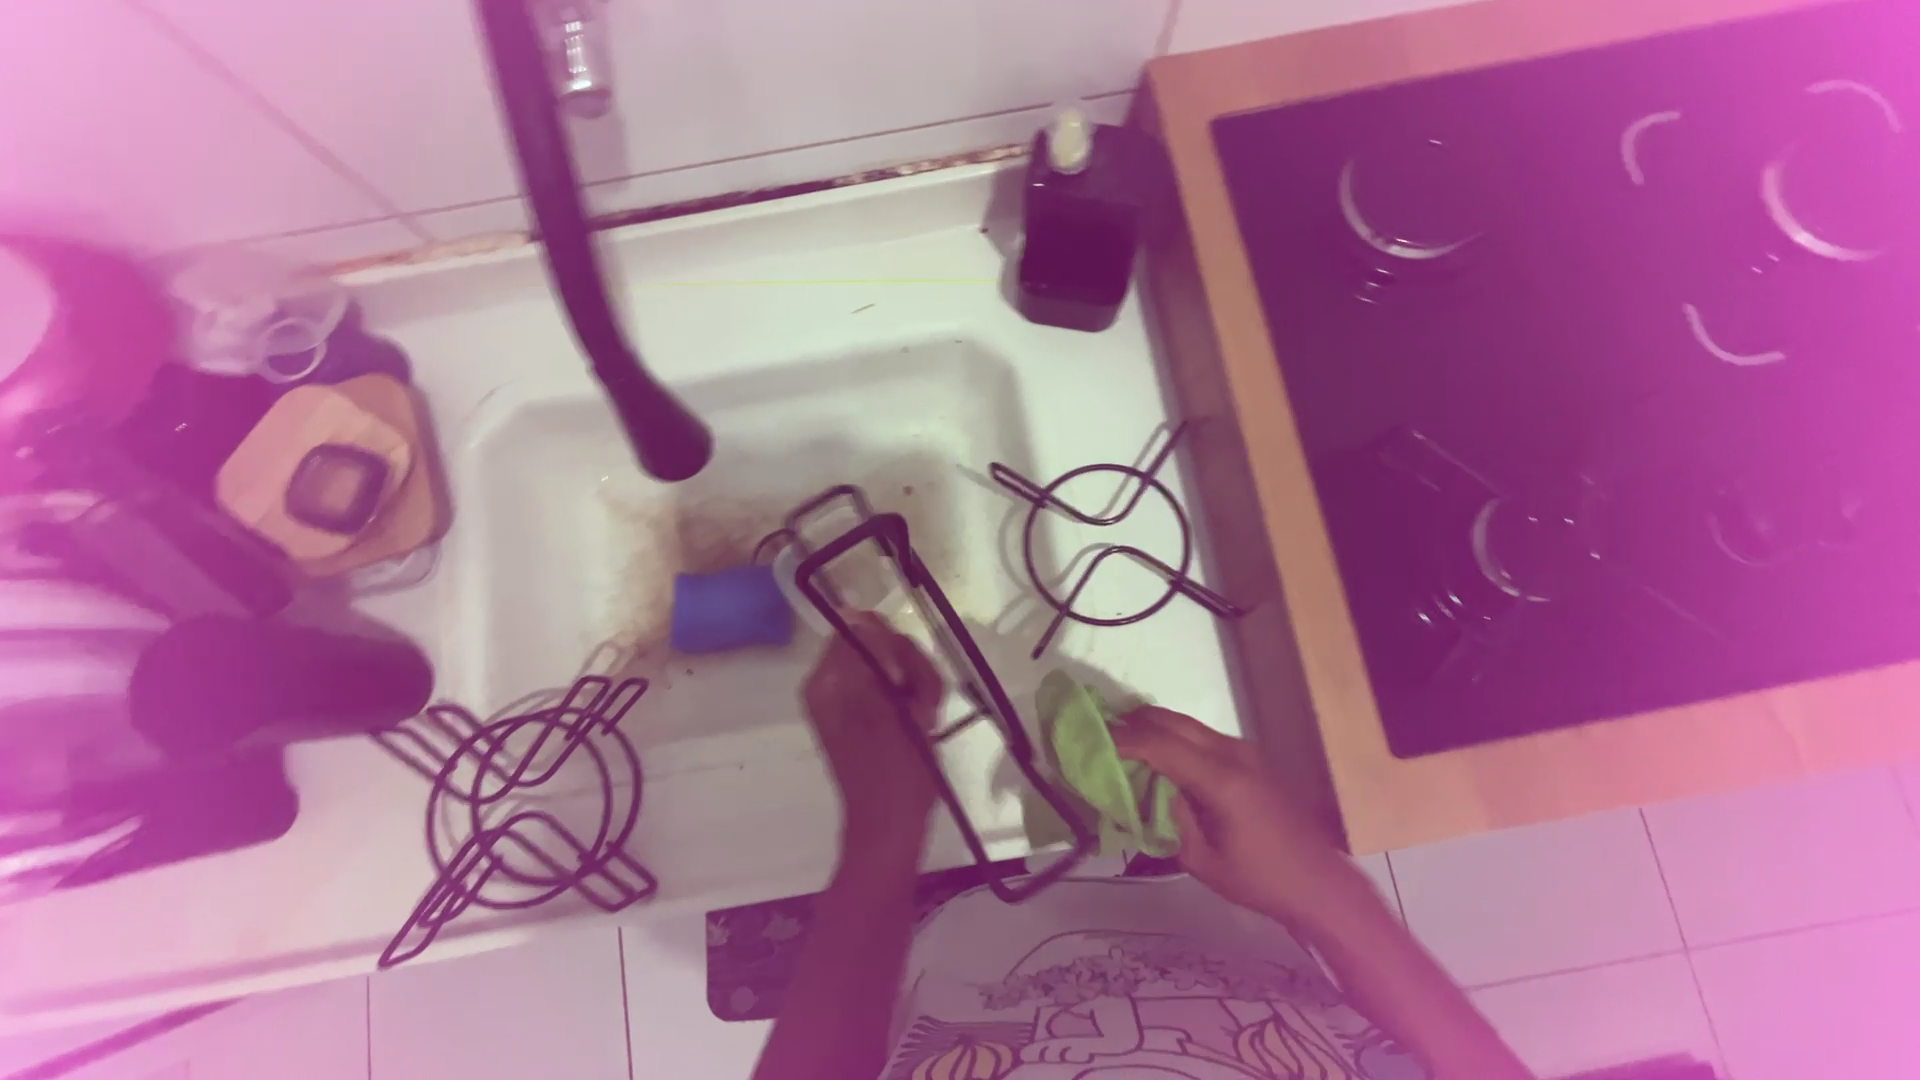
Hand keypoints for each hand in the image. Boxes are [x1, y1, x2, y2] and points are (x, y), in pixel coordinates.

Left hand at [802, 613, 944, 863]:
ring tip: (926, 719)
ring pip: (899, 665)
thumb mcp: (882, 707)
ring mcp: (856, 699)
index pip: (860, 629)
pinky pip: (900, 688)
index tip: (901, 682)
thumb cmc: (891, 771)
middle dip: (911, 669)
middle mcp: (835, 683)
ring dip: (921, 686)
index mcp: (826, 680)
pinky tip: (925, 723)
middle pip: (882, 644)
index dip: (890, 648)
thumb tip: (853, 612)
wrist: (893, 825)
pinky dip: (919, 701)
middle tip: (922, 704)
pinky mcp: (875, 714)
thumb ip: (867, 656)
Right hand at [1112, 707, 1369, 927]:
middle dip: (1134, 722)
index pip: (1160, 745)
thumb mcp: (1202, 861)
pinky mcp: (1251, 759)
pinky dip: (1175, 739)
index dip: (1123, 739)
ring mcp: (1245, 752)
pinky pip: (1202, 738)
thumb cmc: (1261, 880)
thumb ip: (1169, 820)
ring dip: (1155, 728)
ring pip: (1188, 725)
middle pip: (1172, 721)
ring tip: (1124, 743)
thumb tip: (1146, 792)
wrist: (1321, 883)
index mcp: (1221, 780)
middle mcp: (1232, 754)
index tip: (1092, 741)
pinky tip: (1161, 758)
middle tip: (1102, 733)